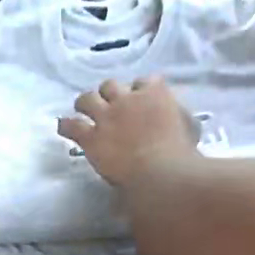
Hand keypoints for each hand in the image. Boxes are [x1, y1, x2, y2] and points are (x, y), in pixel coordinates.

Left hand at [57, 77, 198, 189]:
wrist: (161, 172)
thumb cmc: (182, 154)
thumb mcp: (190, 128)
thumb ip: (179, 117)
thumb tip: (175, 119)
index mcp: (155, 93)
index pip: (146, 81)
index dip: (140, 90)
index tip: (140, 99)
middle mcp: (128, 99)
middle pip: (112, 85)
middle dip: (110, 93)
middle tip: (109, 104)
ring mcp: (107, 117)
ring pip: (88, 99)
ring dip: (85, 103)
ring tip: (82, 108)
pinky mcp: (92, 138)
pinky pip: (72, 126)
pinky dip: (67, 125)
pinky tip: (64, 127)